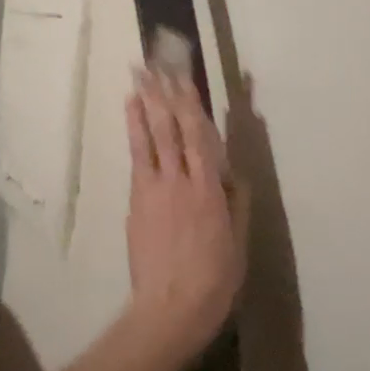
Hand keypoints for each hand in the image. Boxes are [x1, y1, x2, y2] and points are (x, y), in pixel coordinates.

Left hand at [122, 66, 245, 370]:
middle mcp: (180, 181)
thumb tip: (231, 174)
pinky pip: (137, 158)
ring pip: (150, 137)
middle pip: (172, 128)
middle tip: (155, 62)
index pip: (201, 136)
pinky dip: (134, 132)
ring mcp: (154, 189)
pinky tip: (131, 114)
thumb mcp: (238, 244)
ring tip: (138, 76)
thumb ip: (235, 205)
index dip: (193, 103)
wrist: (169, 308)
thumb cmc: (214, 281)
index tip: (186, 76)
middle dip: (164, 93)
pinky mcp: (136, 201)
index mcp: (209, 191)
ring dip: (144, 104)